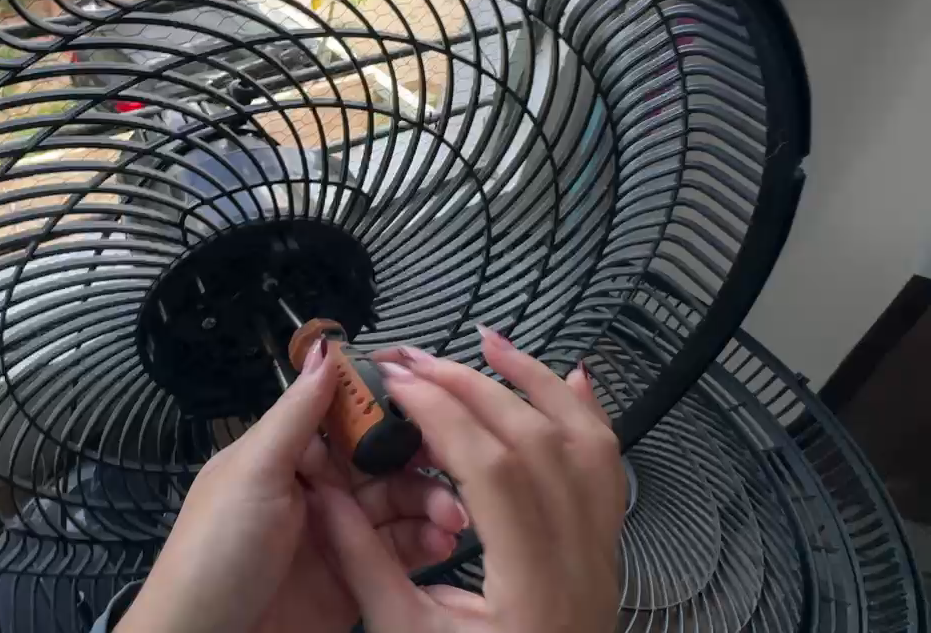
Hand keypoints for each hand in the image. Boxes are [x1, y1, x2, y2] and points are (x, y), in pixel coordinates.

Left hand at [118, 339, 464, 632]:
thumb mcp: (255, 470)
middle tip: (454, 467)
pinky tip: (444, 541)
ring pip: (394, 506)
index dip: (385, 409)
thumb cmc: (218, 547)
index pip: (344, 417)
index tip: (428, 403)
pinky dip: (424, 545)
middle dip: (416, 462)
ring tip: (453, 514)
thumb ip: (297, 413)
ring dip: (427, 503)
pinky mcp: (354, 581)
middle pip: (378, 462)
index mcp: (286, 452)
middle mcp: (315, 487)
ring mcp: (336, 535)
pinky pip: (396, 555)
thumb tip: (323, 346)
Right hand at [307, 327, 625, 632]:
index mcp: (534, 590)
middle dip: (468, 386)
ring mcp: (604, 555)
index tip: (394, 382)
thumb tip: (321, 486)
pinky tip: (571, 375)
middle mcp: (582, 564)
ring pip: (586, 444)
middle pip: (535, 442)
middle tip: (412, 360)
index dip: (442, 413)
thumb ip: (362, 559)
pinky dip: (588, 412)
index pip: (494, 471)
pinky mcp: (606, 550)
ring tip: (488, 341)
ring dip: (535, 381)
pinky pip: (610, 469)